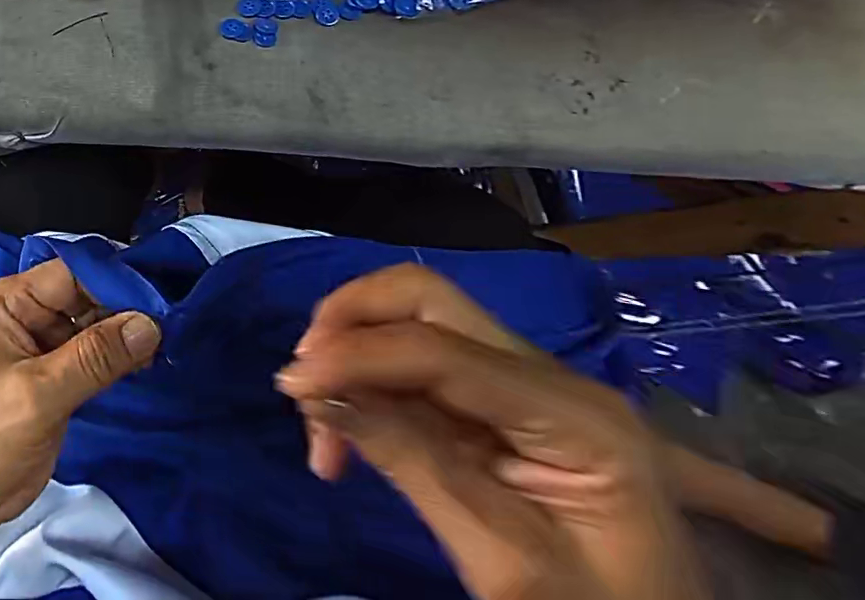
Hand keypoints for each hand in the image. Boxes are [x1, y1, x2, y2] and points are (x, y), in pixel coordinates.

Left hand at [0, 259, 158, 599]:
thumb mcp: (40, 394)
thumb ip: (96, 357)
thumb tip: (150, 325)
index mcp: (12, 302)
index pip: (74, 273)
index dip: (116, 279)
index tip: (159, 292)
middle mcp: (30, 314)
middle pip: (89, 295)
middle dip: (127, 307)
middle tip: (171, 317)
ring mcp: (46, 345)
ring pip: (98, 324)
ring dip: (129, 332)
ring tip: (168, 337)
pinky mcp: (60, 374)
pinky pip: (97, 353)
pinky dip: (121, 355)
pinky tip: (149, 358)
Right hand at [276, 265, 703, 599]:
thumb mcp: (504, 565)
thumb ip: (415, 467)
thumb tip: (322, 395)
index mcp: (572, 413)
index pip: (442, 351)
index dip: (358, 355)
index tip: (292, 384)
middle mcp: (546, 373)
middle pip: (429, 299)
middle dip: (352, 318)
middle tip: (305, 376)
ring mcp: (522, 380)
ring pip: (417, 319)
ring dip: (355, 349)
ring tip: (322, 420)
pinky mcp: (498, 399)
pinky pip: (420, 362)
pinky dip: (372, 379)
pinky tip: (351, 423)